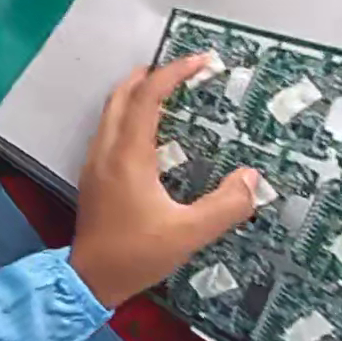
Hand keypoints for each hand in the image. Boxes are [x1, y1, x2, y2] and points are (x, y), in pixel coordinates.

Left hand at [70, 53, 261, 308]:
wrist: (90, 278)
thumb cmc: (136, 255)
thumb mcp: (188, 234)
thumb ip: (225, 206)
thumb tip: (251, 178)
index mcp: (127, 157)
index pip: (146, 98)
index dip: (172, 74)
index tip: (199, 61)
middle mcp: (105, 151)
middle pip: (120, 96)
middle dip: (149, 75)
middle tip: (182, 71)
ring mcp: (94, 162)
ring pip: (109, 112)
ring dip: (135, 94)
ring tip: (166, 91)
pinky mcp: (92, 175)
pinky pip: (107, 130)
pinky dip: (127, 115)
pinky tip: (148, 131)